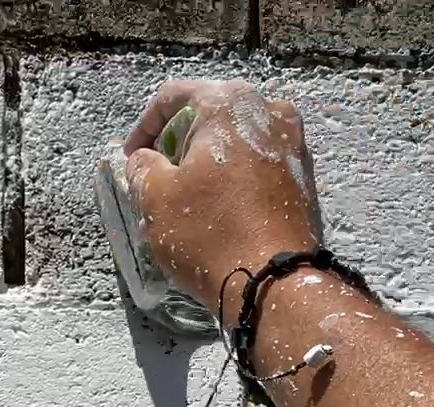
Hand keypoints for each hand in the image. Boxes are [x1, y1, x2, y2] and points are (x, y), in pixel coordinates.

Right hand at [122, 80, 323, 319]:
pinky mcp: (302, 179)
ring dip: (207, 167)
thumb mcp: (156, 200)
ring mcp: (293, 144)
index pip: (173, 98)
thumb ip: (142, 168)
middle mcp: (269, 110)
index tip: (131, 159)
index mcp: (230, 103)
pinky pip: (257, 169)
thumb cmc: (210, 235)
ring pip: (235, 145)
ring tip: (189, 203)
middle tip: (159, 182)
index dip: (143, 128)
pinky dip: (234, 183)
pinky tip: (220, 213)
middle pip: (209, 118)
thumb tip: (142, 160)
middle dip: (178, 149)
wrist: (273, 282)